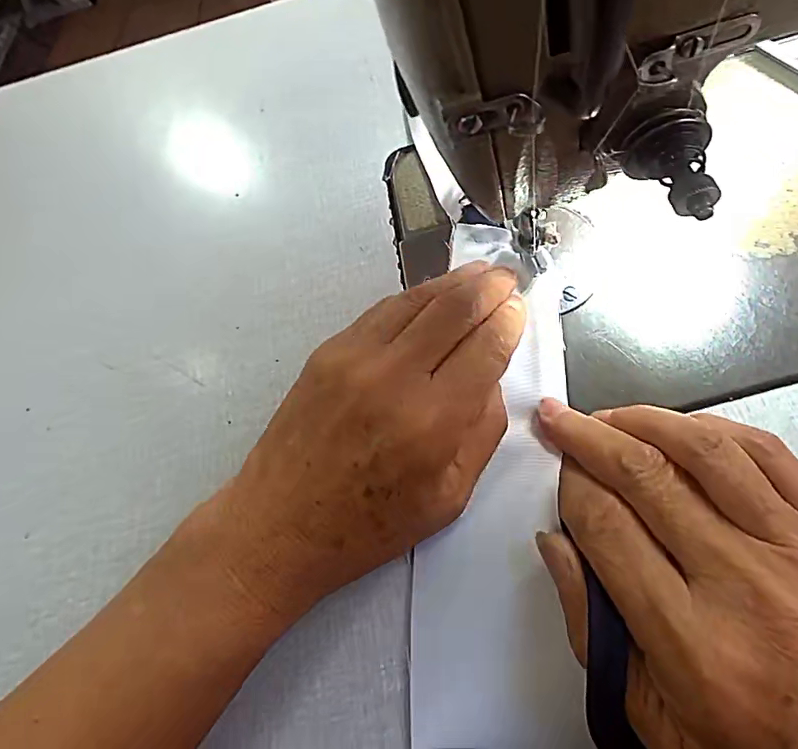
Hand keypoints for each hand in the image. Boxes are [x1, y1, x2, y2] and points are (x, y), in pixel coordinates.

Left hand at [191, 262, 526, 622]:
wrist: (277, 524)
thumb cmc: (368, 525)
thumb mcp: (450, 497)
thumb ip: (483, 432)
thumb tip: (493, 377)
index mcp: (433, 422)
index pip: (487, 348)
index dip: (510, 321)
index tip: (521, 308)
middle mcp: (395, 379)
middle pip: (456, 309)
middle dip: (491, 287)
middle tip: (509, 277)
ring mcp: (357, 358)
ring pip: (420, 299)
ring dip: (457, 280)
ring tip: (481, 272)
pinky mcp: (330, 350)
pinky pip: (385, 308)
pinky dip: (417, 295)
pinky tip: (435, 292)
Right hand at [534, 402, 797, 748]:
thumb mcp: (661, 722)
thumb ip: (596, 632)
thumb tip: (560, 546)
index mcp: (695, 645)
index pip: (610, 530)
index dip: (574, 487)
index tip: (563, 471)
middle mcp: (744, 585)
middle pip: (647, 477)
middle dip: (592, 438)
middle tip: (566, 421)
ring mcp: (796, 549)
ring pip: (705, 451)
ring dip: (648, 420)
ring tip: (615, 414)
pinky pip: (768, 452)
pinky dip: (716, 428)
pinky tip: (687, 425)